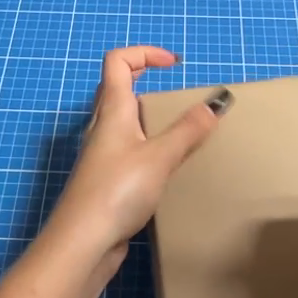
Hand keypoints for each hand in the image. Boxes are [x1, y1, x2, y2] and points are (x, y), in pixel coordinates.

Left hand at [44, 47, 221, 268]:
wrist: (81, 245)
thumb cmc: (117, 191)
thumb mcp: (159, 157)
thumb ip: (188, 130)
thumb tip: (217, 101)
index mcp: (112, 110)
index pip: (117, 61)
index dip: (145, 52)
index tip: (175, 65)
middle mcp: (101, 126)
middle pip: (117, 87)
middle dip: (145, 78)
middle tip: (176, 91)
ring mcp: (100, 154)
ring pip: (121, 119)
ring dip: (146, 114)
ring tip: (177, 128)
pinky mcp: (104, 180)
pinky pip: (126, 147)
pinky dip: (145, 143)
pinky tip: (163, 166)